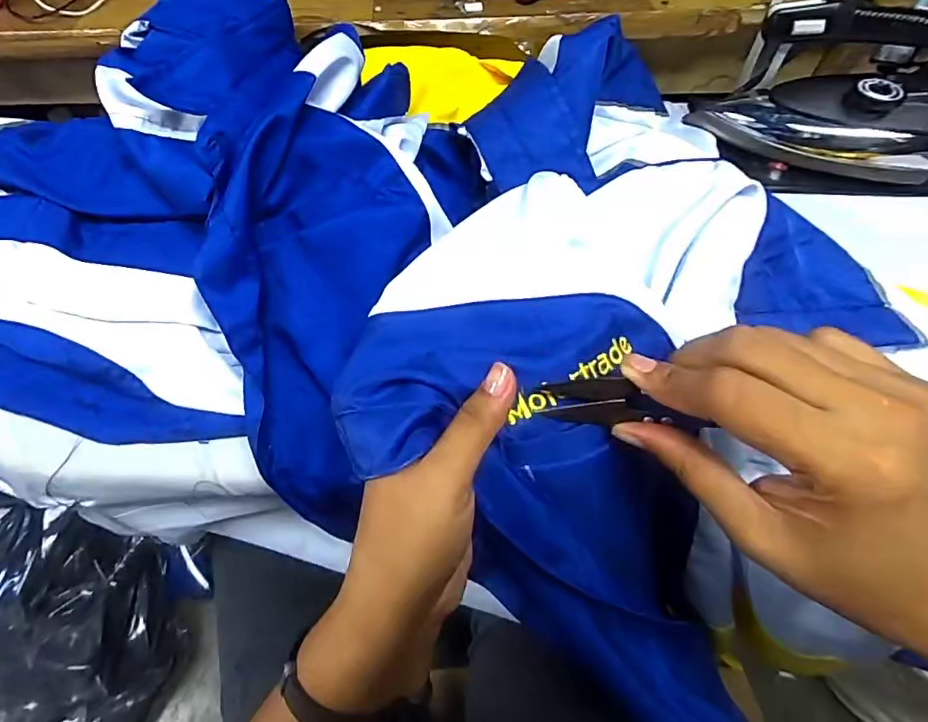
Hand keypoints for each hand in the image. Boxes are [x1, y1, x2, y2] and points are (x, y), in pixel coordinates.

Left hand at [293, 361, 515, 712]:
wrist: (407, 607)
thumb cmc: (413, 532)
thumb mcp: (445, 473)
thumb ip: (473, 424)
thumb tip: (504, 366)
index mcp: (394, 424)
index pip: (421, 373)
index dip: (451, 349)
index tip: (489, 320)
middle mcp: (410, 435)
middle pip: (445, 396)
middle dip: (476, 374)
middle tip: (522, 338)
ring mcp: (432, 460)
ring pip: (463, 423)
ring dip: (489, 405)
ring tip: (532, 365)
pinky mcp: (453, 485)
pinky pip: (475, 450)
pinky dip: (494, 436)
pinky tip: (525, 416)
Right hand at [609, 327, 927, 656]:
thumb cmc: (857, 577)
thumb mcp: (763, 538)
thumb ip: (694, 471)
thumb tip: (631, 424)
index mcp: (850, 462)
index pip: (737, 395)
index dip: (676, 381)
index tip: (632, 375)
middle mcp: (882, 412)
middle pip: (755, 348)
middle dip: (694, 356)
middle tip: (664, 378)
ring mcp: (905, 389)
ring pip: (782, 336)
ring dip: (730, 351)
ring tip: (708, 379)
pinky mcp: (913, 379)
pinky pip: (820, 339)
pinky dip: (778, 351)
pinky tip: (772, 381)